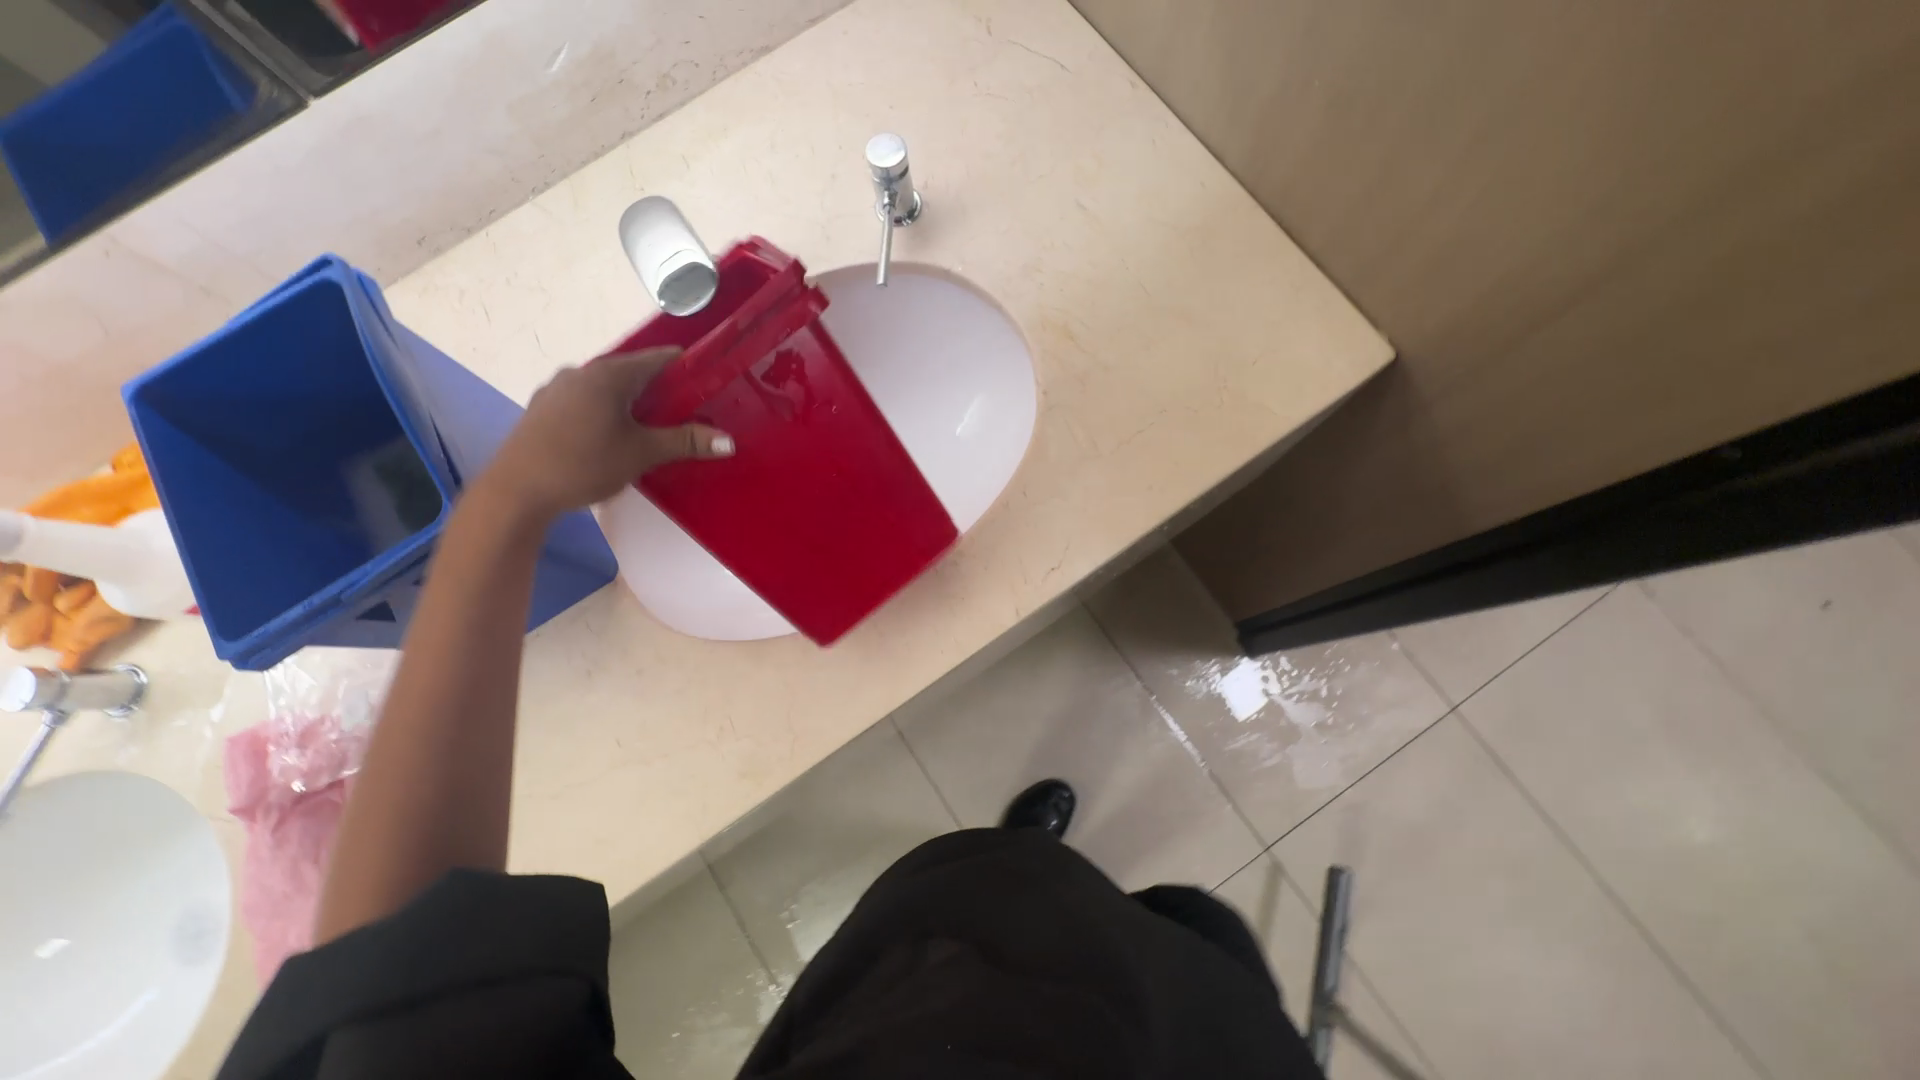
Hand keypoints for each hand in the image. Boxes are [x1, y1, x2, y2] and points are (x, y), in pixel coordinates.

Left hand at [477, 347, 730, 520]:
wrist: (516, 491)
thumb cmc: (584, 464)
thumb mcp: (642, 454)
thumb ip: (685, 442)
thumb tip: (728, 441)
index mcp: (609, 374)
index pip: (659, 358)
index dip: (687, 369)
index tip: (707, 386)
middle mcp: (582, 371)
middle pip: (632, 373)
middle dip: (660, 391)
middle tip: (685, 416)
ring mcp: (557, 388)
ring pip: (607, 388)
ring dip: (631, 403)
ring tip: (650, 431)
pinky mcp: (542, 409)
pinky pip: (585, 402)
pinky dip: (605, 412)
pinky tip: (611, 439)